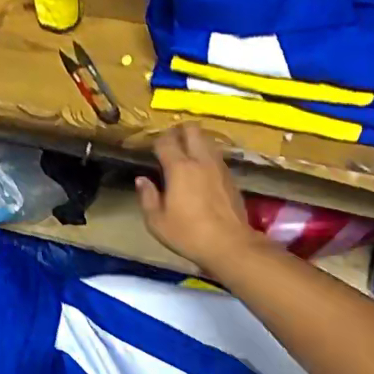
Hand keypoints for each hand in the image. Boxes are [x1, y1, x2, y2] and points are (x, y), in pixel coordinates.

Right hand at [137, 124, 264, 271]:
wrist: (229, 244)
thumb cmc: (188, 233)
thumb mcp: (157, 221)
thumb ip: (147, 197)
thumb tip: (142, 180)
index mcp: (179, 168)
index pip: (166, 141)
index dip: (157, 141)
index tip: (152, 149)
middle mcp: (200, 160)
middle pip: (192, 130)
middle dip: (179, 131)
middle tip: (171, 143)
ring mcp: (219, 167)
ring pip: (207, 140)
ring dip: (196, 141)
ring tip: (186, 154)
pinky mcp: (231, 177)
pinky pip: (216, 156)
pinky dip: (207, 156)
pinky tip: (202, 170)